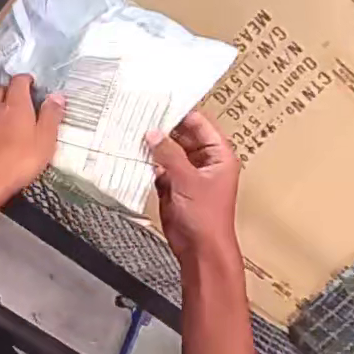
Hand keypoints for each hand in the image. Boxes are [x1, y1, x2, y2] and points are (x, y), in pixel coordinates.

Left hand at [0, 75, 64, 210]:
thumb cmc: (19, 160)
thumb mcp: (45, 139)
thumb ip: (51, 116)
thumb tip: (57, 97)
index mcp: (15, 105)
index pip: (19, 81)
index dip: (27, 80)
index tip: (35, 84)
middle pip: (2, 90)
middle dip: (14, 91)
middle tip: (27, 99)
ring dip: (3, 105)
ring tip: (16, 116)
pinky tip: (3, 134)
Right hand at [147, 111, 240, 272]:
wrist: (200, 248)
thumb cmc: (207, 217)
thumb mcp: (187, 179)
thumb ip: (169, 154)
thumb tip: (154, 133)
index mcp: (219, 155)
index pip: (200, 124)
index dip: (181, 114)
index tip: (160, 104)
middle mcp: (205, 162)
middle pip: (182, 137)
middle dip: (163, 130)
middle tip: (142, 117)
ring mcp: (188, 175)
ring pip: (168, 153)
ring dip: (154, 148)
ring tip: (134, 134)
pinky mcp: (174, 188)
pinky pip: (160, 170)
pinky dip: (149, 165)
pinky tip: (136, 157)